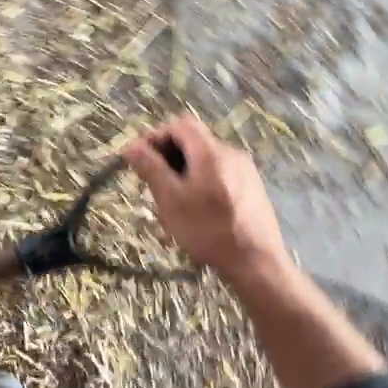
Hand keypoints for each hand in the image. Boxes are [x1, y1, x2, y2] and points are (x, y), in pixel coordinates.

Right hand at [121, 114, 292, 287]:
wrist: (256, 262)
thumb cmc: (207, 229)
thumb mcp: (170, 199)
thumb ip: (150, 167)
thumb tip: (131, 146)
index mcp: (211, 152)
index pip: (179, 125)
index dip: (155, 136)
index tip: (140, 160)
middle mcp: (232, 154)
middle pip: (193, 140)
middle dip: (167, 155)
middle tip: (152, 182)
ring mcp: (245, 171)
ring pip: (205, 158)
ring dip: (182, 169)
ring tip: (171, 198)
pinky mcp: (252, 187)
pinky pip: (219, 172)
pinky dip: (200, 179)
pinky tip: (196, 207)